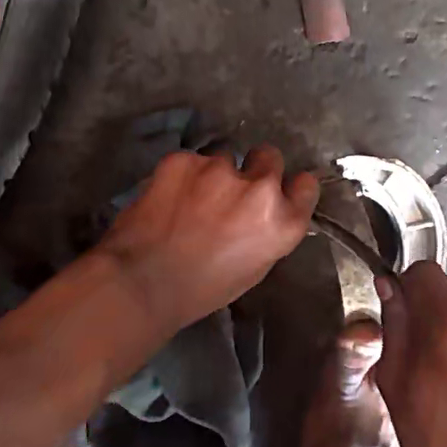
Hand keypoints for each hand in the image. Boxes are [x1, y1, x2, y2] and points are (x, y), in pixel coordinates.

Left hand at [95, 145, 319, 334]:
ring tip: (189, 202)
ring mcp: (219, 169)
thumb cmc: (201, 290)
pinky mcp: (183, 160)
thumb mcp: (253, 268)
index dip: (289, 188)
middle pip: (269, 156)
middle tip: (232, 191)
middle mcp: (259, 189)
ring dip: (213, 175)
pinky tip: (166, 200)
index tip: (276, 194)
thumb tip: (264, 212)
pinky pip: (190, 162)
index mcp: (282, 222)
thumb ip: (267, 232)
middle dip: (255, 168)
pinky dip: (181, 176)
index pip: (305, 184)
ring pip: (223, 158)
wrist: (142, 282)